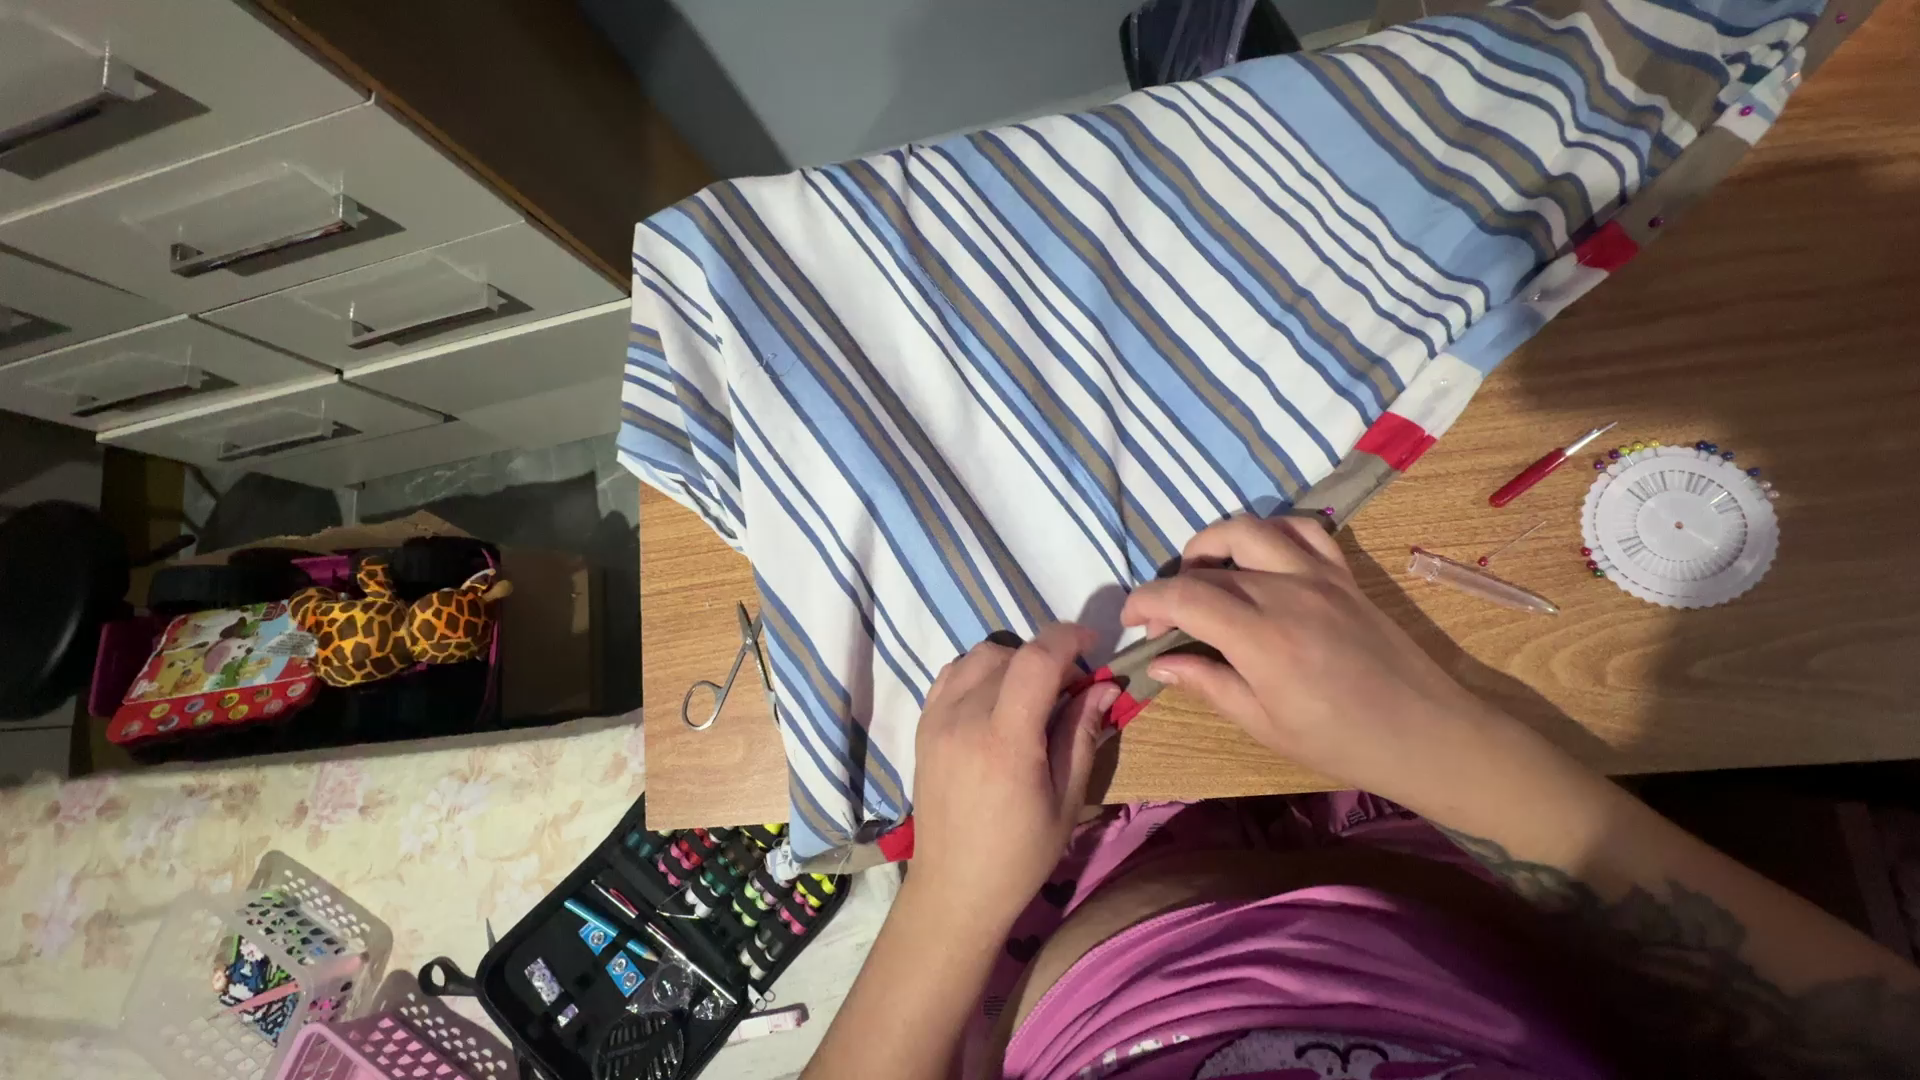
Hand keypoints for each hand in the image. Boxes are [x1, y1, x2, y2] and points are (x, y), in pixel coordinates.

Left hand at [908, 623, 1119, 930]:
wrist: (954, 887)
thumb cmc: (1020, 854)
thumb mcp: (1066, 800)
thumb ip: (1081, 734)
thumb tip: (1104, 685)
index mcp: (1005, 741)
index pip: (1036, 660)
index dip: (1068, 639)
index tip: (1093, 643)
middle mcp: (964, 719)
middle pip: (1010, 653)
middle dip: (1047, 656)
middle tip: (1070, 685)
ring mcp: (936, 719)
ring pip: (979, 656)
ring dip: (1013, 660)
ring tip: (1033, 692)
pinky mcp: (922, 725)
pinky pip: (952, 674)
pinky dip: (980, 672)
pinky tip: (996, 699)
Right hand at [1121, 514, 1514, 811]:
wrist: (1431, 736)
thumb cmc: (1342, 743)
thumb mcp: (1265, 724)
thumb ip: (1208, 684)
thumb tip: (1158, 662)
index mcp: (1263, 638)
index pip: (1183, 597)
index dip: (1145, 602)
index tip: (1131, 622)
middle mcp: (1287, 593)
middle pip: (1207, 566)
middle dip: (1170, 587)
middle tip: (1163, 622)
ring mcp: (1319, 576)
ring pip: (1249, 529)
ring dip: (1211, 544)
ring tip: (1202, 575)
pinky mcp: (1344, 574)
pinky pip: (1302, 530)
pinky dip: (1269, 533)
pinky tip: (1259, 559)